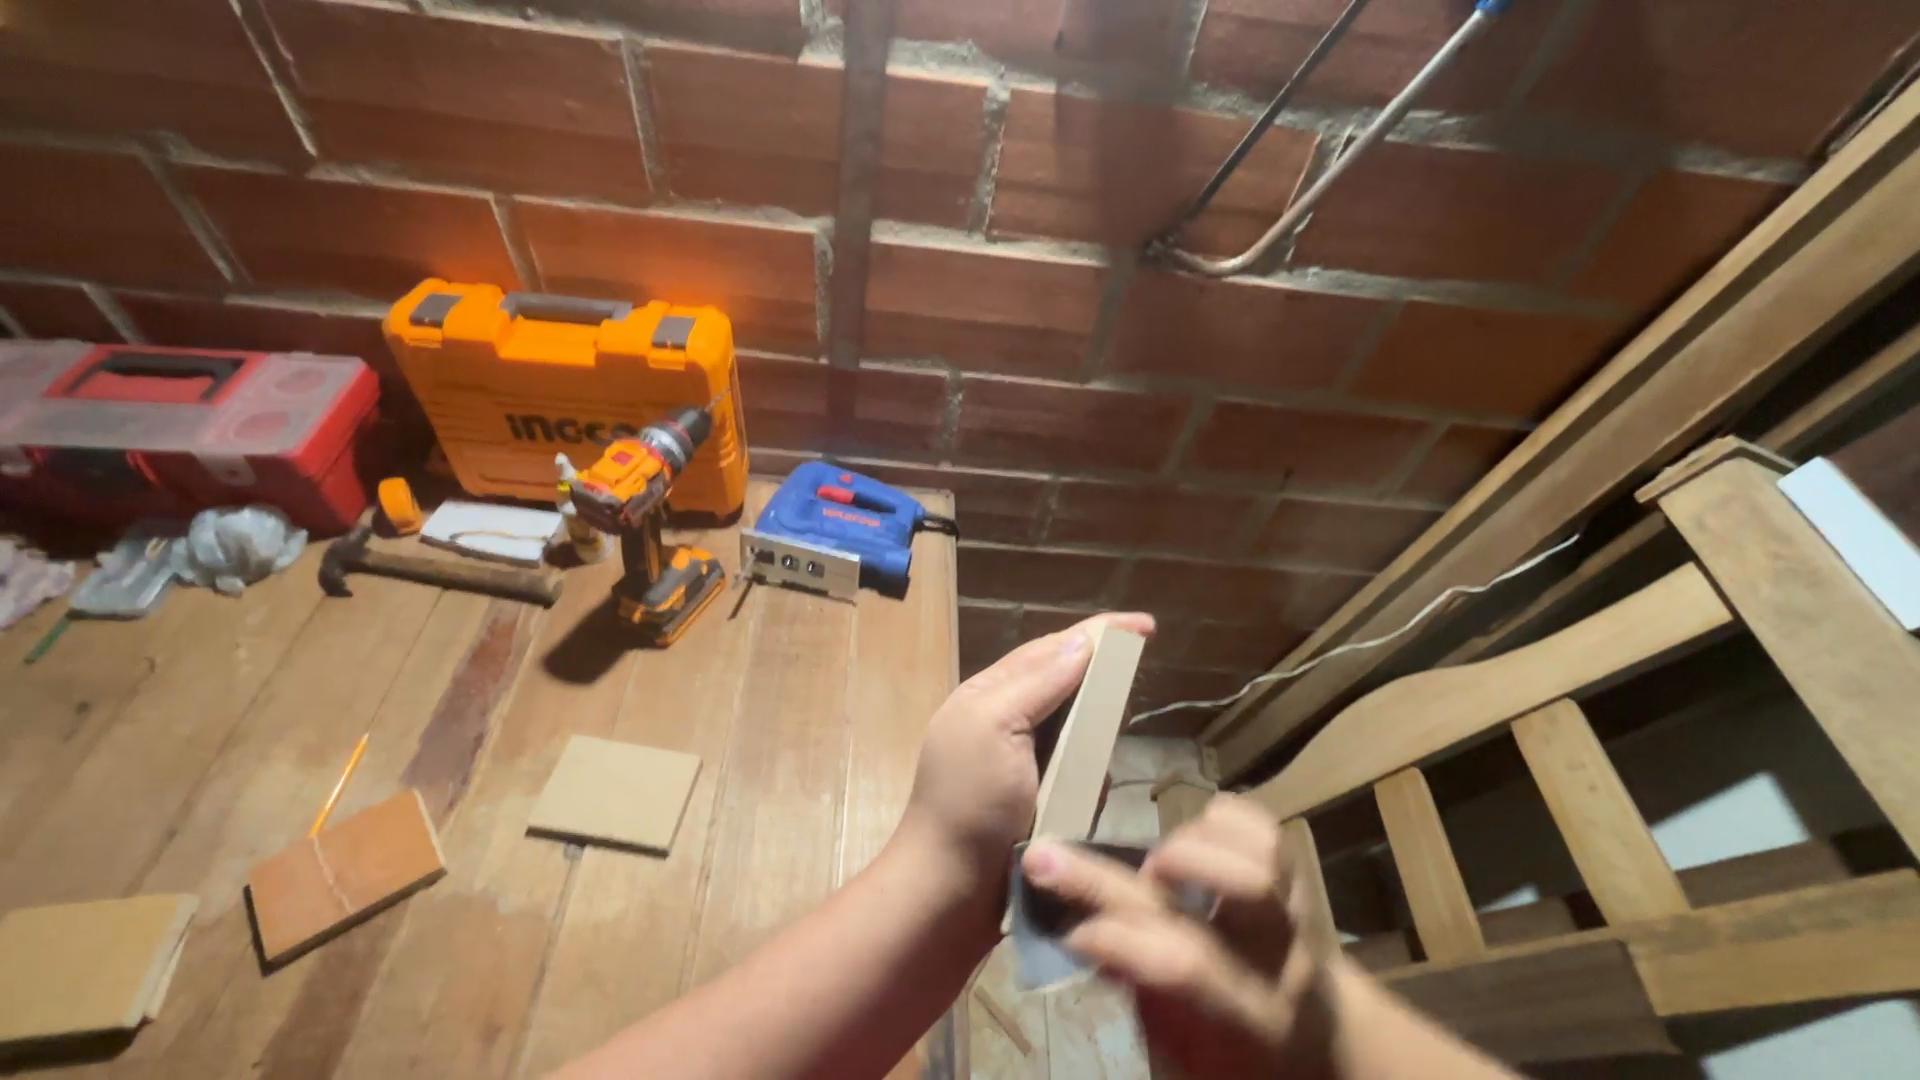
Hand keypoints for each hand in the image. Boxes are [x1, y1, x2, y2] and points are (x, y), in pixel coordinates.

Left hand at [896, 612, 1155, 898]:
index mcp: (987, 693)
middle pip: (1063, 680)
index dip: (1097, 633)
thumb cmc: (969, 801)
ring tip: (1123, 715)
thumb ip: (1037, 683)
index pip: (1049, 649)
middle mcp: (1003, 719)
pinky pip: (1074, 769)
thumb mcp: (995, 727)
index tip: (1145, 626)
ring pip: (1074, 723)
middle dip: (1099, 672)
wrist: (949, 890)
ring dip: (1096, 721)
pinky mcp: (1034, 798)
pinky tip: (1100, 772)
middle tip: (1137, 668)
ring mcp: (1019, 760)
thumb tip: (1082, 641)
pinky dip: (1089, 768)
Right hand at [1021, 795, 1340, 1076]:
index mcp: (1257, 1016)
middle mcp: (1285, 952)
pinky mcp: (1296, 873)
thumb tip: (1079, 930)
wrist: (1319, 1037)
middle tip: (1142, 877)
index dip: (1121, 939)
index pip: (1189, 965)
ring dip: (1199, 840)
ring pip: (1261, 848)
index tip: (1070, 928)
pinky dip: (1217, 821)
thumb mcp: (1184, 1042)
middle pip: (1246, 886)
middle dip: (1177, 860)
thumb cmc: (1234, 1047)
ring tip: (1163, 865)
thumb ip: (1141, 988)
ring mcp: (1297, 907)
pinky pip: (1261, 826)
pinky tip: (1191, 841)